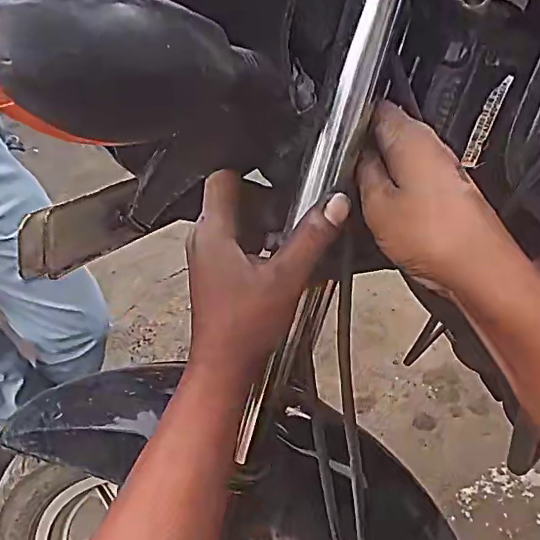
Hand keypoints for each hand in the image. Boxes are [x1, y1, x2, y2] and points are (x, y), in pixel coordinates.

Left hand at [186, 170, 346, 380]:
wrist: (227, 367)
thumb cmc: (243, 328)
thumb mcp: (286, 277)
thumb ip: (312, 238)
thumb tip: (334, 204)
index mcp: (213, 231)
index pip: (224, 177)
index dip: (254, 171)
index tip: (284, 179)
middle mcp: (206, 241)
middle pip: (237, 201)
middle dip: (271, 206)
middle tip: (298, 219)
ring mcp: (211, 260)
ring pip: (242, 227)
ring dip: (271, 230)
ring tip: (295, 245)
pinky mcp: (221, 278)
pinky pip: (243, 250)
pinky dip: (266, 250)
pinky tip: (288, 267)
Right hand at [356, 100, 528, 298]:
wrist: (480, 271)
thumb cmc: (438, 239)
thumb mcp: (377, 206)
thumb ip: (363, 174)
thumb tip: (357, 160)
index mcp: (412, 136)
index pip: (376, 108)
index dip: (353, 123)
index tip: (340, 144)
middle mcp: (434, 147)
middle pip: (392, 138)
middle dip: (369, 156)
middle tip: (351, 182)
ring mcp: (447, 172)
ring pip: (405, 166)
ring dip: (387, 181)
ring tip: (372, 208)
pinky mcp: (454, 197)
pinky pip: (420, 190)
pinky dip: (406, 201)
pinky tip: (397, 223)